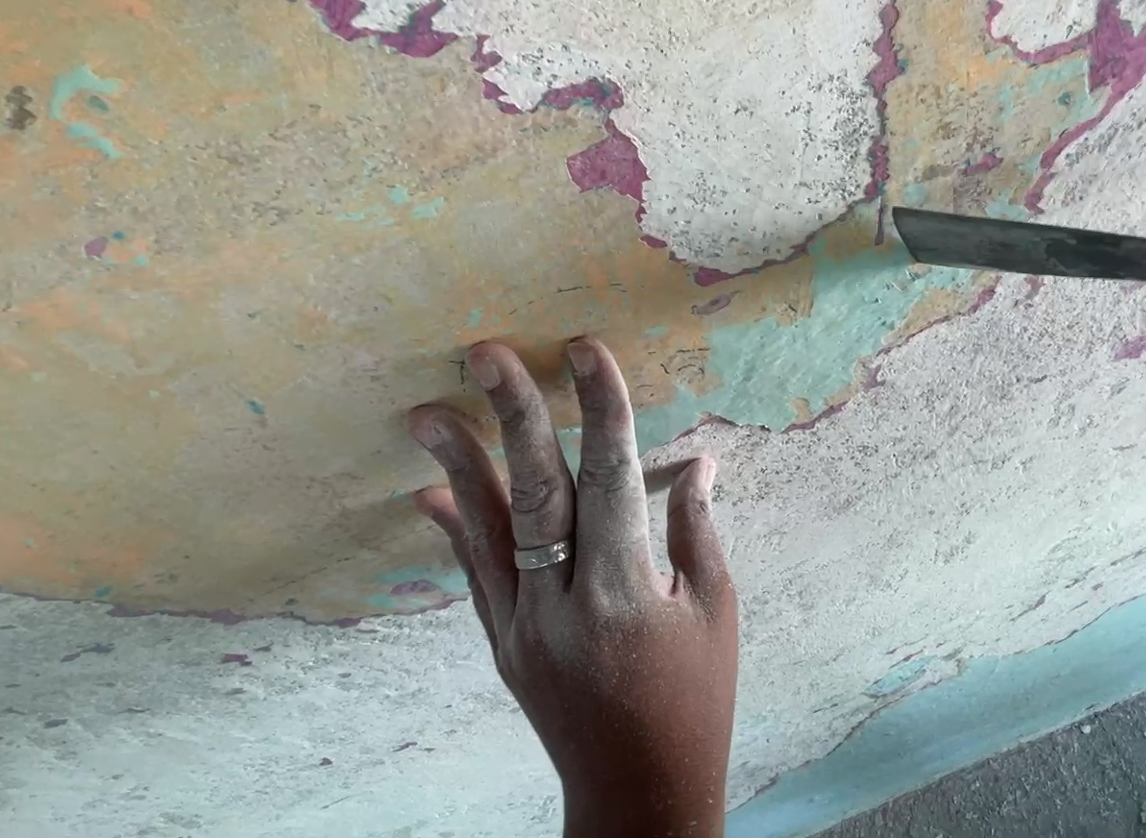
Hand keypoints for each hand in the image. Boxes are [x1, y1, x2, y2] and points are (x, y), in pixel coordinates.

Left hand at [408, 337, 738, 837]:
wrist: (638, 794)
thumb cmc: (695, 699)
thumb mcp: (716, 610)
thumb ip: (697, 530)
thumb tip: (698, 464)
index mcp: (628, 592)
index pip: (612, 478)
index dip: (602, 408)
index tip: (587, 351)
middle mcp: (563, 605)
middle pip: (538, 492)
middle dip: (515, 415)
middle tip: (486, 355)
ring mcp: (521, 628)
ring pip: (487, 531)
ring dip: (461, 464)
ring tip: (430, 411)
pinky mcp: (502, 646)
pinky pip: (476, 574)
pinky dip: (457, 526)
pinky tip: (434, 488)